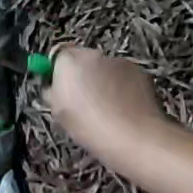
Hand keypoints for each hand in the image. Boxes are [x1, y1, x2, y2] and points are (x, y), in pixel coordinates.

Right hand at [47, 46, 168, 161]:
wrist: (134, 137)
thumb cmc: (90, 127)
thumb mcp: (58, 113)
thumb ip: (52, 92)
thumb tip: (53, 87)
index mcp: (69, 63)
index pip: (58, 55)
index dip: (57, 71)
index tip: (59, 88)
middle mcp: (94, 55)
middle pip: (82, 59)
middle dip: (80, 75)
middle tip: (80, 101)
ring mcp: (119, 62)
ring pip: (104, 67)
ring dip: (101, 80)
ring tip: (104, 108)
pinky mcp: (139, 71)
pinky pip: (123, 75)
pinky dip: (120, 87)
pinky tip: (122, 108)